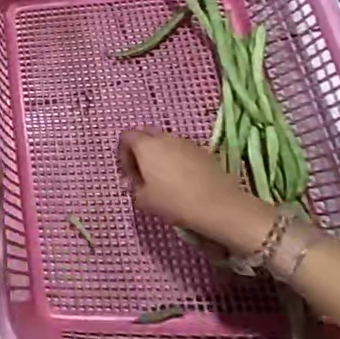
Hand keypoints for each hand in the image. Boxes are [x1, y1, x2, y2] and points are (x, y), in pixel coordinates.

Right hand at [118, 129, 275, 254]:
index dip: (122, 154)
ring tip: (163, 178)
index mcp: (146, 145)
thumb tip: (133, 181)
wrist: (217, 205)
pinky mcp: (202, 151)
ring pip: (165, 141)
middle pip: (145, 133)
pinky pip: (181, 149)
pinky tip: (181, 180)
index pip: (126, 137)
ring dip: (159, 154)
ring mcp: (185, 142)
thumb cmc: (173, 201)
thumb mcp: (144, 200)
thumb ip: (133, 187)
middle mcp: (164, 137)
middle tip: (142, 172)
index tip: (129, 174)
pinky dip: (176, 159)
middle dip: (140, 149)